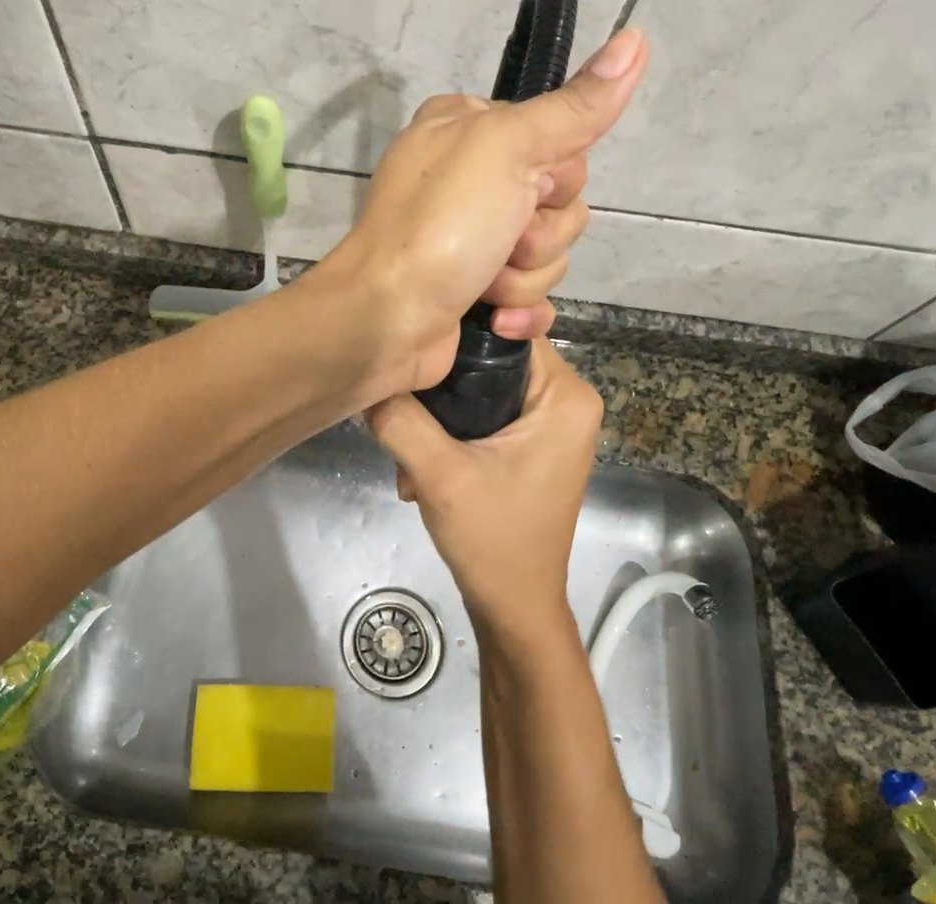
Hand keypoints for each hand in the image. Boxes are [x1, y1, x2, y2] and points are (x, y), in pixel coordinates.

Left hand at [317, 28, 648, 395]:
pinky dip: (520, 312)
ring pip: (549, 253)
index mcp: (467, 127)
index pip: (559, 137)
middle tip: (503, 239)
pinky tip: (496, 320)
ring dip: (525, 277)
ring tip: (485, 283)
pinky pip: (532, 297)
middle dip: (541, 233)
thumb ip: (574, 107)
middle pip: (560, 200)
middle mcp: (469, 178)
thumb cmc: (441, 225)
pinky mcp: (474, 290)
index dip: (559, 172)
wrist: (383, 321)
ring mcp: (470, 238)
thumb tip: (636, 40)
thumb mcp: (508, 148)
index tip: (531, 186)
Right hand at [366, 340, 602, 623]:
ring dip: (439, 419)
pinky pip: (486, 416)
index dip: (455, 333)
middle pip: (490, 360)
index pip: (506, 329)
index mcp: (565, 395)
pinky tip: (423, 469)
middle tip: (401, 416)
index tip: (411, 348)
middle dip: (440, 389)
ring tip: (410, 458)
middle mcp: (568, 400)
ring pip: (482, 390)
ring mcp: (552, 424)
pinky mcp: (534, 445)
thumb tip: (367, 375)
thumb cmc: (491, 538)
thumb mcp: (439, 474)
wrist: (513, 605)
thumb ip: (400, 418)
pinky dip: (452, 436)